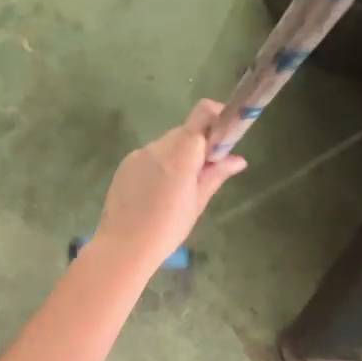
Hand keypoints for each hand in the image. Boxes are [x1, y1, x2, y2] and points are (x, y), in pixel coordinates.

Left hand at [95, 101, 247, 266]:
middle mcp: (158, 146)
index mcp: (181, 154)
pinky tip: (156, 193)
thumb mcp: (197, 203)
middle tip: (203, 174)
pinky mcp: (125, 164)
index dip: (217, 120)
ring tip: (176, 190)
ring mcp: (138, 154)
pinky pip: (149, 156)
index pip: (202, 114)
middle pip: (185, 132)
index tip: (223, 142)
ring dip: (178, 156)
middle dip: (198, 146)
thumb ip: (216, 175)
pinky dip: (159, 165)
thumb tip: (238, 159)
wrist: (123, 246)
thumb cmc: (168, 229)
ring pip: (167, 144)